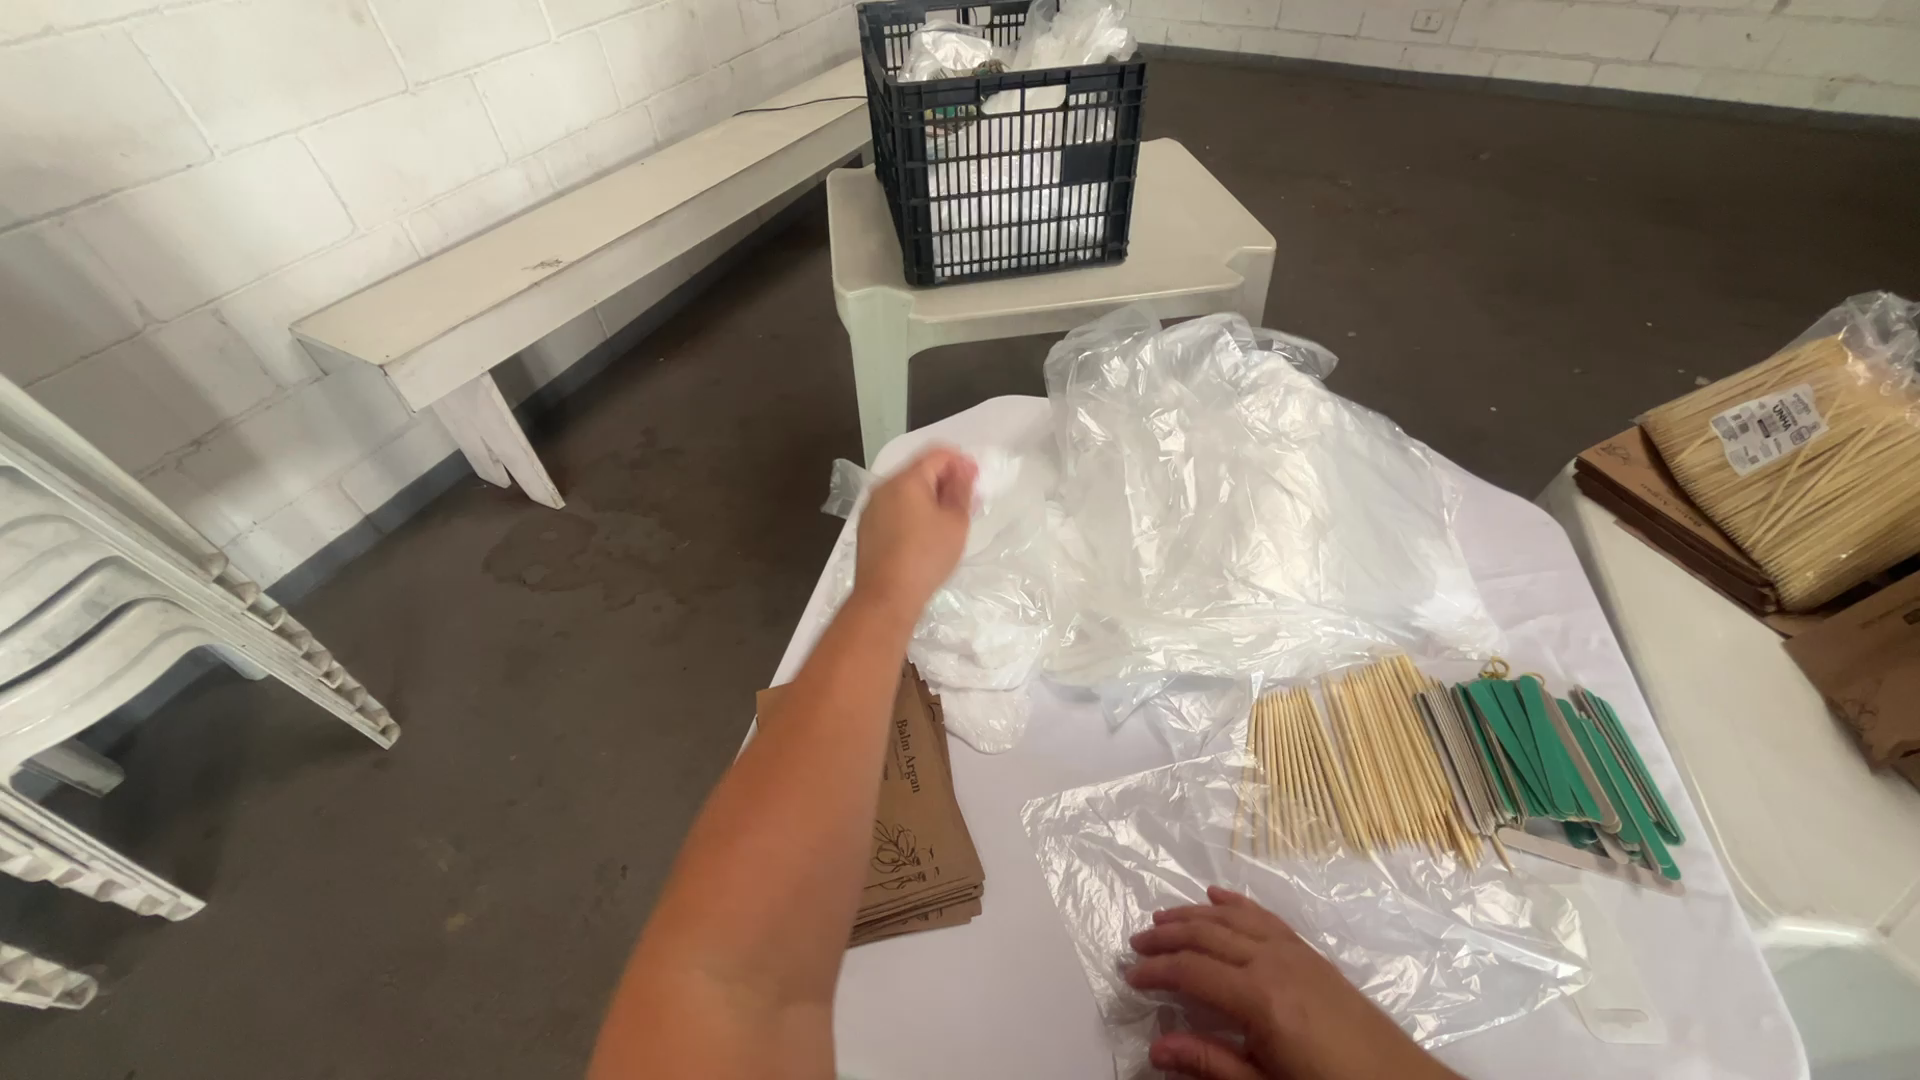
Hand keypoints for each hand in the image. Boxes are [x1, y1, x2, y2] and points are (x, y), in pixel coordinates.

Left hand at [852, 447, 976, 620]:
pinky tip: (924, 534)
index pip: (938, 454)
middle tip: (966, 502)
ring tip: (947, 520)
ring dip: (929, 497)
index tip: (977, 480)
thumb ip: (962, 489)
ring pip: (906, 491)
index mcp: (906, 479)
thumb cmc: (927, 556)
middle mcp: (884, 487)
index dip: (961, 462)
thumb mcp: (955, 522)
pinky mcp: (867, 528)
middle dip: (945, 480)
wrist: (887, 596)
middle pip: (920, 471)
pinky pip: (894, 509)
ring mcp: (871, 508)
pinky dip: (912, 512)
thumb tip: (963, 469)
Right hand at [1126, 887, 1463, 1079]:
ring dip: (1193, 914)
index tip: (1129, 977)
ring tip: (1162, 917)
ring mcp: (1294, 951)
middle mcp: (1272, 962)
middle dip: (1166, 937)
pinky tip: (1216, 895)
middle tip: (1136, 943)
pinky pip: (1264, 915)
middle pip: (1205, 935)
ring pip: (1230, 918)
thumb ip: (1210, 1063)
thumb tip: (1155, 1047)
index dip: (1155, 971)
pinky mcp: (1310, 952)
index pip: (1191, 971)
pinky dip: (1235, 902)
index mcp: (1259, 998)